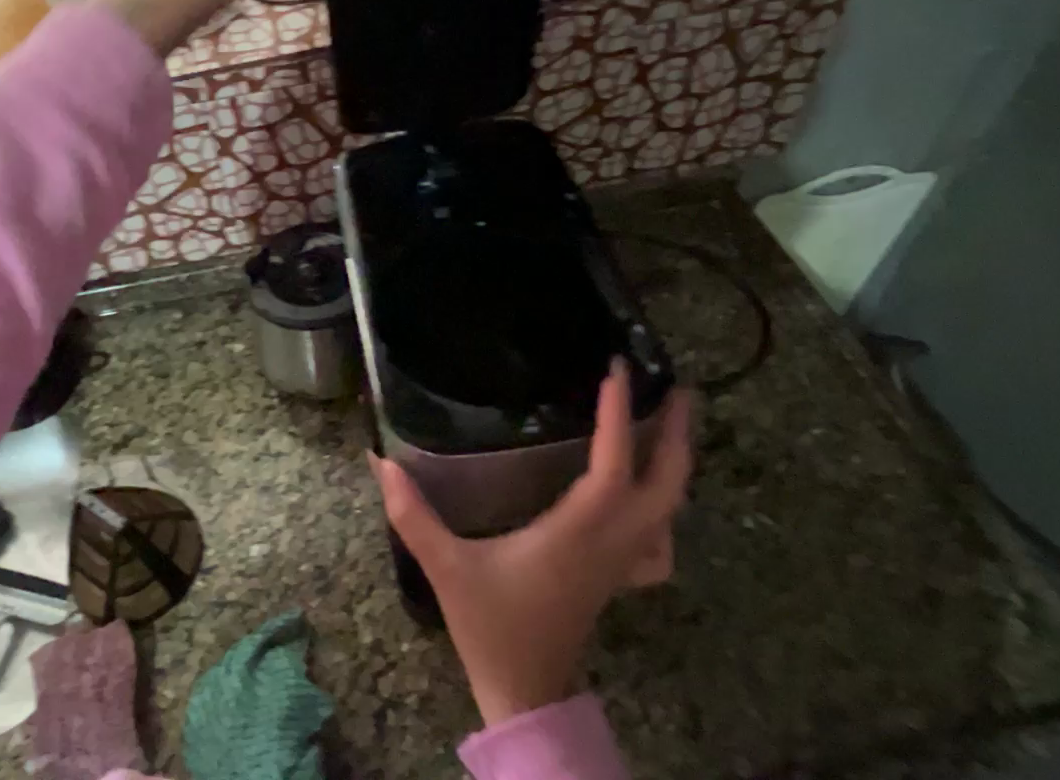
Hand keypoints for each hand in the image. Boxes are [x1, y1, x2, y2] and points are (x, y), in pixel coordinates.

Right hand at [371, 362, 693, 726]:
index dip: (619, 416)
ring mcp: (621, 563)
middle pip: (667, 485)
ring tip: (672, 422)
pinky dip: (666, 511)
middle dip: (679, 433)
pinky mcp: (619, 577)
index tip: (617, 370)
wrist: (524, 690)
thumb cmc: (489, 625)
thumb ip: (412, 514)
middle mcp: (610, 543)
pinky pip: (659, 541)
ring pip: (671, 510)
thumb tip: (380, 460)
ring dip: (677, 463)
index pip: (612, 467)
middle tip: (678, 388)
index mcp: (575, 534)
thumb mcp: (445, 568)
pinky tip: (650, 497)